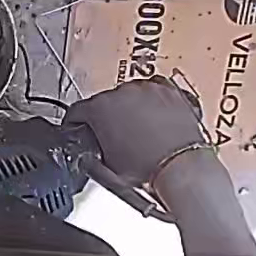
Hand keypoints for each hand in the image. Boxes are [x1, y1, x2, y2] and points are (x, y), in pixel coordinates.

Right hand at [67, 77, 207, 181]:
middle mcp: (122, 92)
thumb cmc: (148, 167)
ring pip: (131, 95)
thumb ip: (94, 146)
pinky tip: (154, 118)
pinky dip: (152, 102)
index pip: (77, 111)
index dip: (74, 123)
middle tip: (113, 136)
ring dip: (130, 108)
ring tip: (137, 130)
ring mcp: (148, 89)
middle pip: (105, 101)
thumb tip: (96, 145)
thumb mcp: (106, 164)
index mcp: (100, 107)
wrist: (181, 167)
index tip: (77, 127)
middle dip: (106, 117)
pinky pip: (154, 92)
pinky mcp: (170, 91)